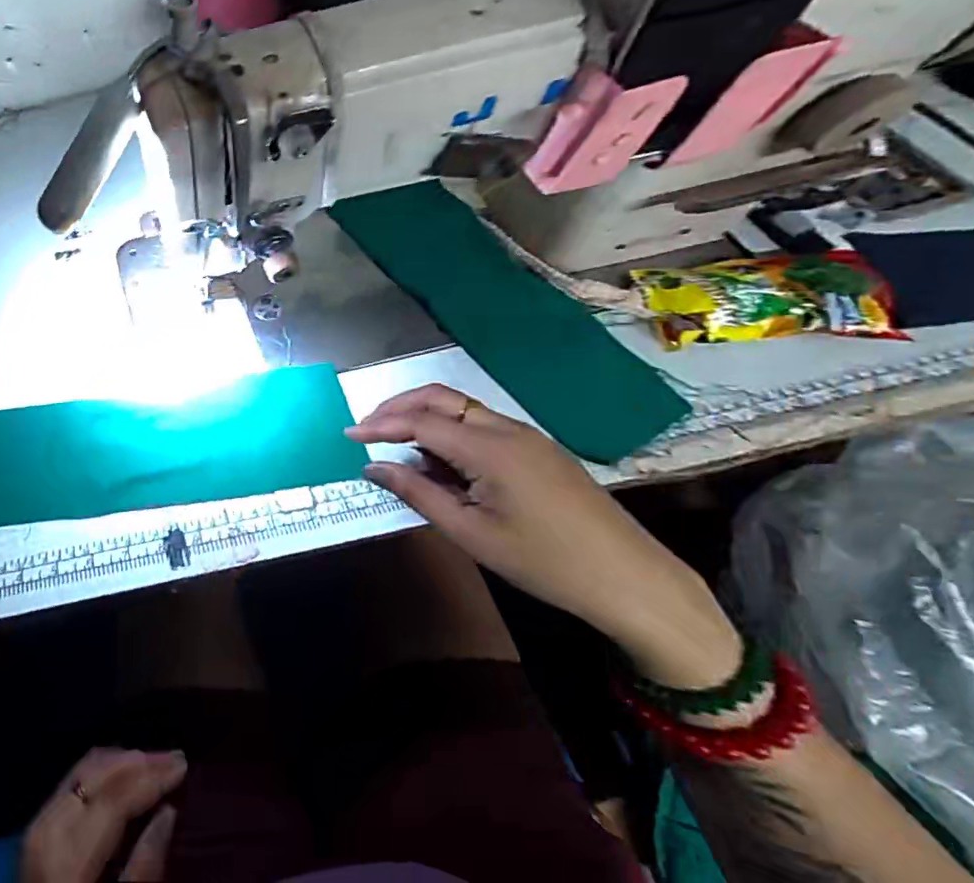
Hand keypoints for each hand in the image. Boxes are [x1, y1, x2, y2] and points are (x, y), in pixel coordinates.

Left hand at [20, 748, 185, 882]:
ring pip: (86, 769)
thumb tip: (169, 813)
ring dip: (123, 762)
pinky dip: (103, 770)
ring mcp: (38, 824)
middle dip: (141, 761)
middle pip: (100, 773)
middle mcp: (48, 828)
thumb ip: (144, 867)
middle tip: (175, 759)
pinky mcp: (37, 826)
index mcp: (67, 856)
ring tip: (155, 763)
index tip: (184, 766)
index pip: (116, 797)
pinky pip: (74, 779)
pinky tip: (124, 775)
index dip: (152, 777)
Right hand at [347, 384, 741, 689]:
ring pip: (463, 409)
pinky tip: (441, 461)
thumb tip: (375, 469)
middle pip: (442, 399)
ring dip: (425, 417)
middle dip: (399, 407)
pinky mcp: (537, 448)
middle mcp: (506, 428)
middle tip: (367, 429)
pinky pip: (483, 425)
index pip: (420, 422)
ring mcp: (526, 435)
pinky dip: (451, 431)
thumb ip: (419, 494)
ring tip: (396, 446)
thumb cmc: (543, 561)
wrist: (625, 575)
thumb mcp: (472, 534)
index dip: (380, 426)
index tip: (348, 436)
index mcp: (488, 447)